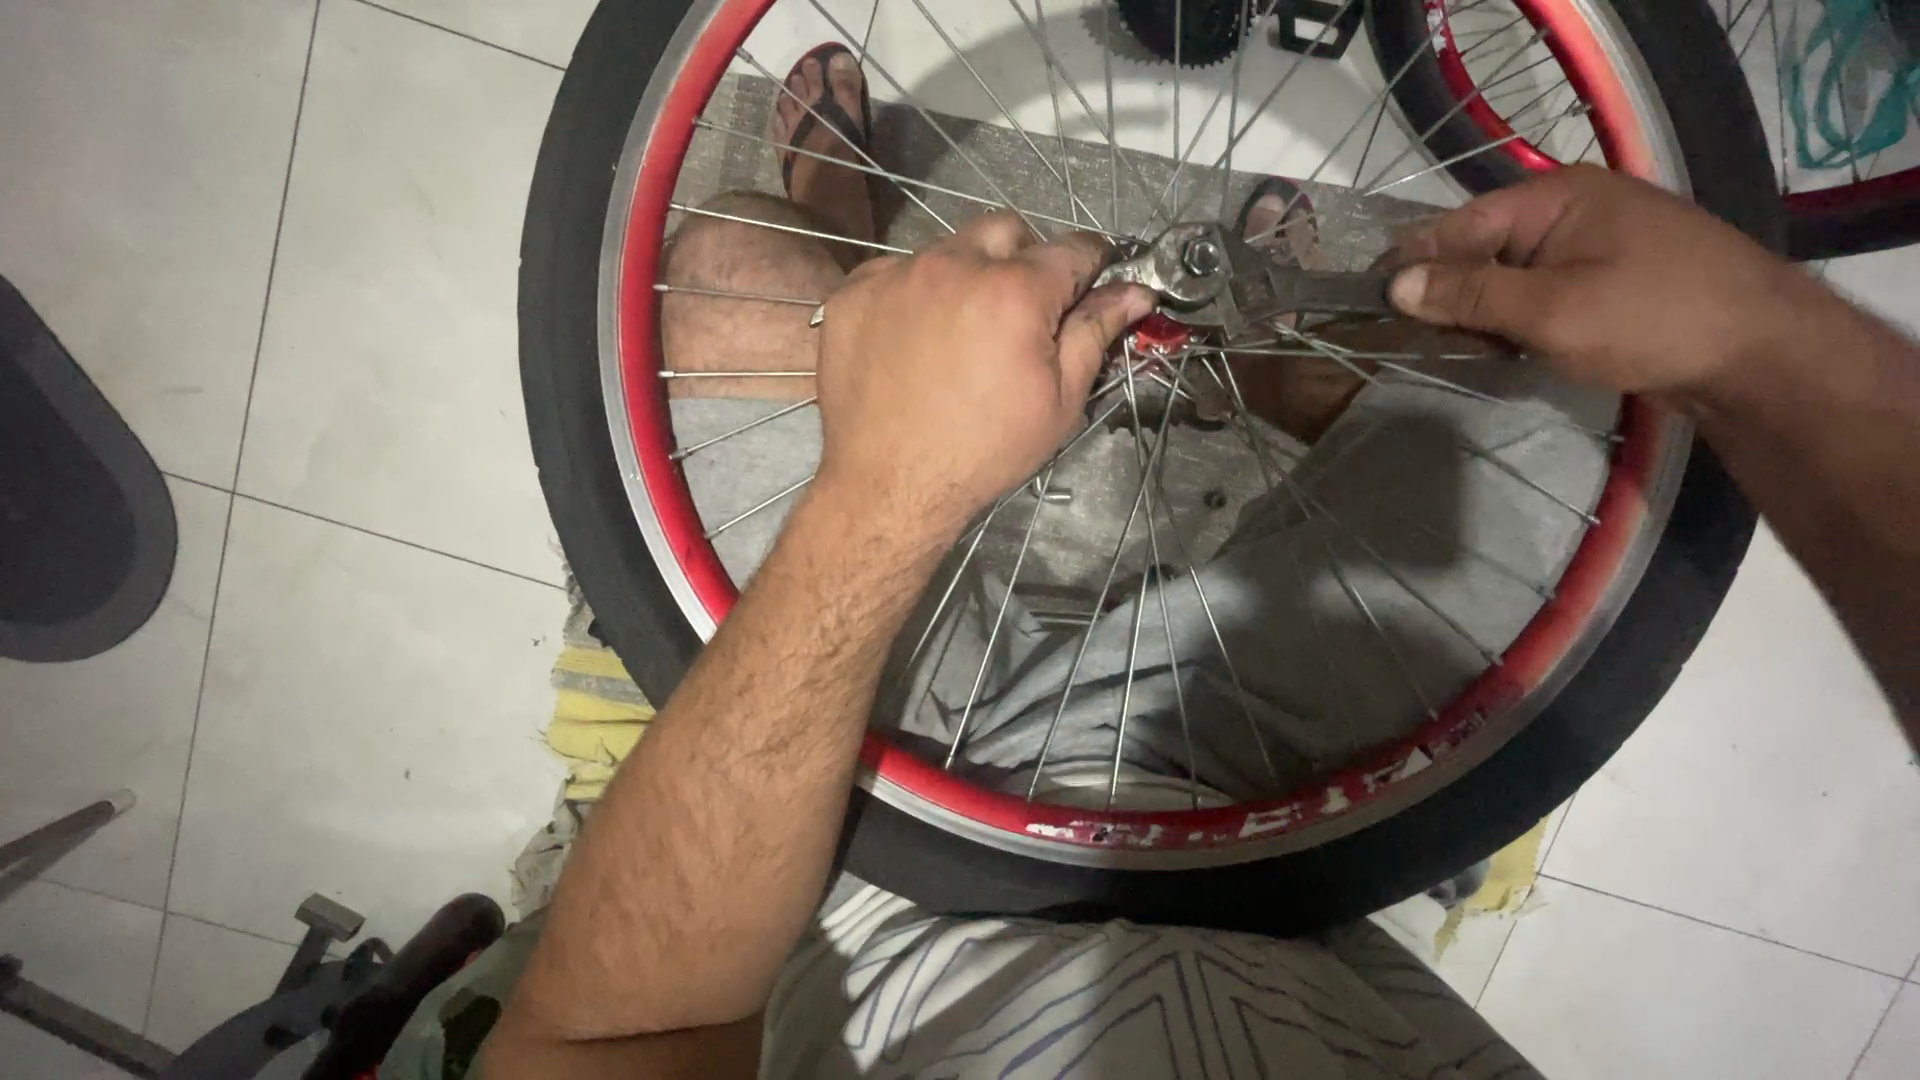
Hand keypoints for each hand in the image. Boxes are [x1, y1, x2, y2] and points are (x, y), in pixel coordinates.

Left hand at [812, 212, 1154, 540]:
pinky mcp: (853, 293)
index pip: (1072, 248)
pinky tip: (912, 343)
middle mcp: (953, 265)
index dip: (1089, 266)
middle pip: (1005, 232)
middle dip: (1022, 259)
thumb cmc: (984, 453)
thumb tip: (1136, 291)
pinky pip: (896, 273)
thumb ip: (1095, 334)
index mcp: (1015, 290)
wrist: (888, 486)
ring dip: (964, 277)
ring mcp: (896, 275)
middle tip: (1018, 313)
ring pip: (947, 250)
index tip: (1086, 286)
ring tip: (958, 334)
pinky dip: (913, 296)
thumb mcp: (1058, 403)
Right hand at [1384, 164, 1813, 400]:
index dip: (1407, 263)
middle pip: (1473, 248)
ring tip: (1435, 346)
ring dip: (1468, 311)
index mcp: (1554, 198)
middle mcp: (1566, 210)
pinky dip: (1500, 319)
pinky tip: (1486, 347)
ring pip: (1497, 275)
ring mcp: (1584, 244)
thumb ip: (1467, 294)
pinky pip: (1526, 292)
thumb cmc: (1649, 319)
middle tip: (1395, 335)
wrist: (1758, 355)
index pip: (1454, 225)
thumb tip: (1393, 286)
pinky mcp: (1595, 278)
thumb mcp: (1547, 309)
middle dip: (1437, 291)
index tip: (1363, 302)